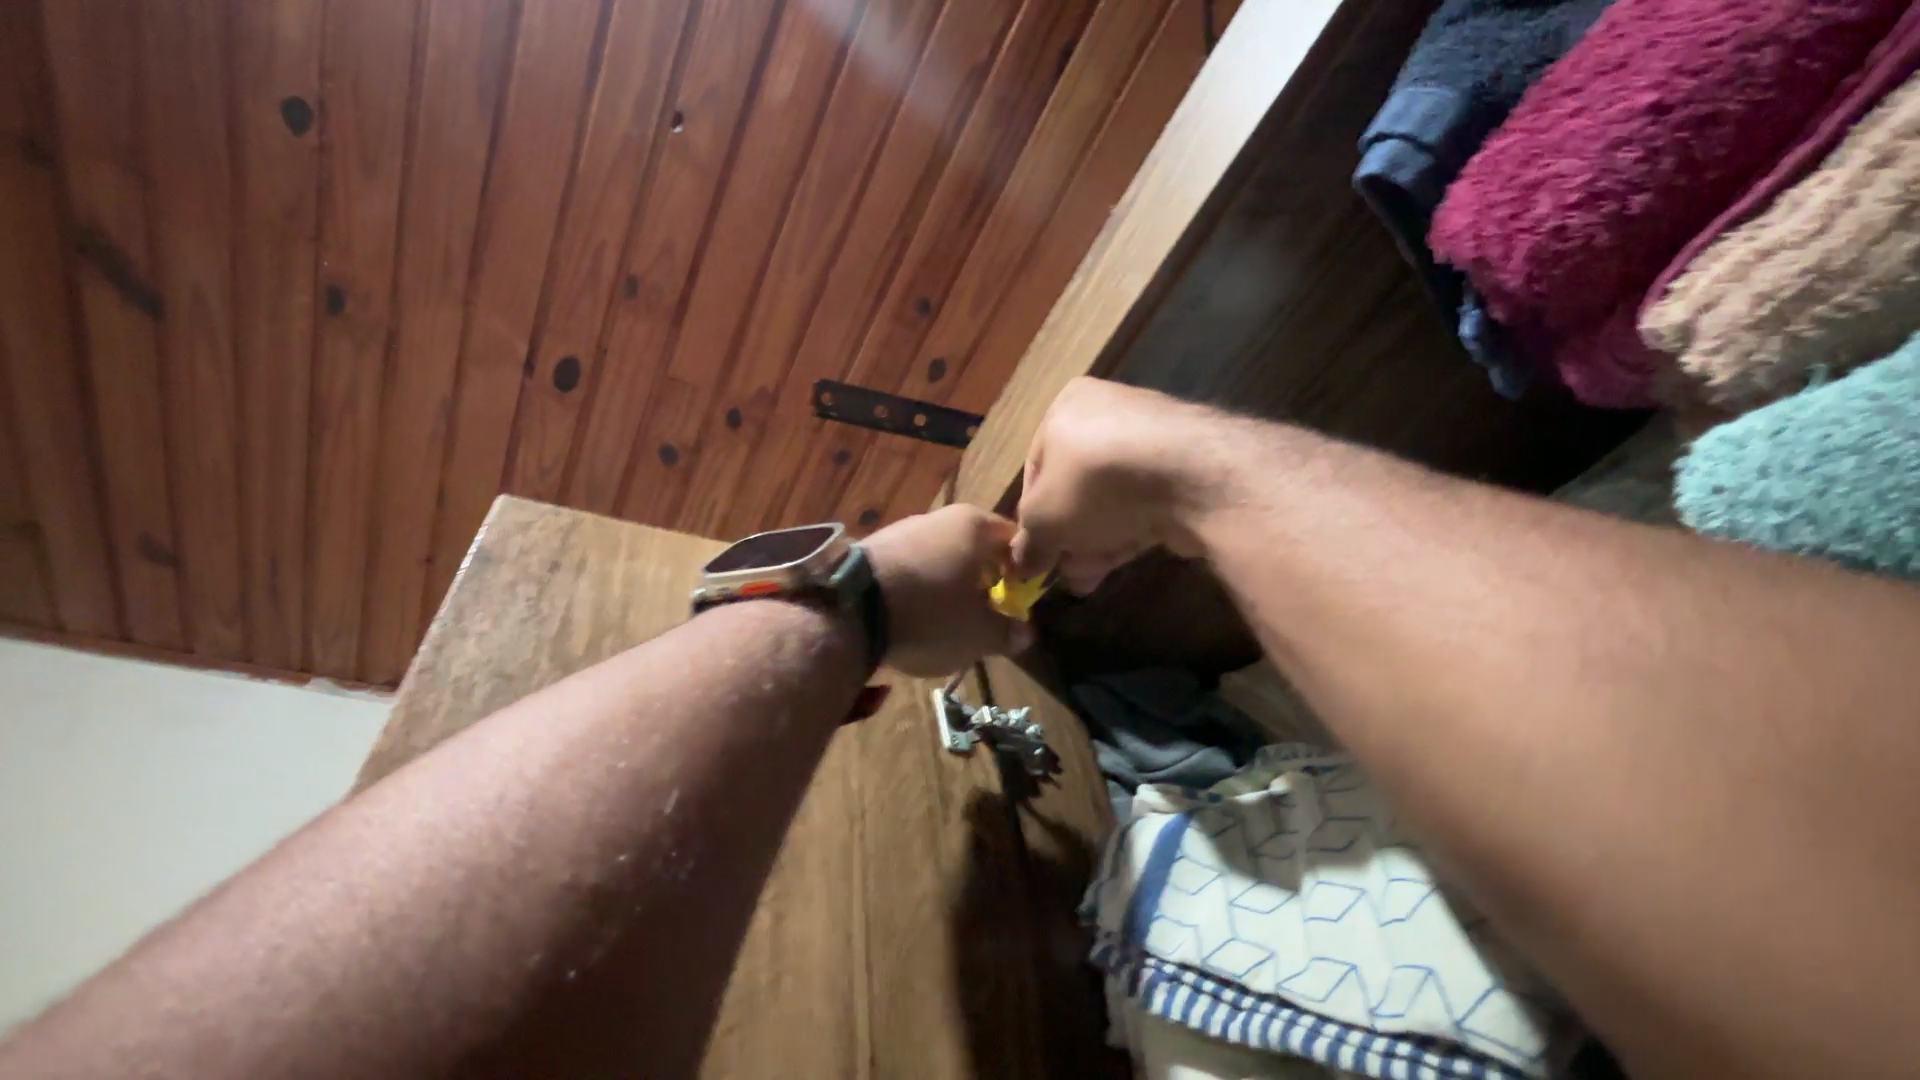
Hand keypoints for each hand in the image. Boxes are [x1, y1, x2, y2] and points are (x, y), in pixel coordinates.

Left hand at [861, 504, 1028, 676]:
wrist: (848, 611)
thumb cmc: (930, 615)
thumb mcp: (979, 634)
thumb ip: (1008, 632)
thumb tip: (1024, 632)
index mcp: (976, 525)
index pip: (1016, 542)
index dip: (1023, 574)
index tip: (1019, 604)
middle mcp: (941, 517)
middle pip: (976, 548)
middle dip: (984, 581)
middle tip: (986, 616)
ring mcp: (903, 528)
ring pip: (942, 558)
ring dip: (950, 585)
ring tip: (946, 622)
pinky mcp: (873, 548)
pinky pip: (911, 567)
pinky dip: (919, 588)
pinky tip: (912, 617)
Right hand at [1012, 378, 1221, 594]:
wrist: (1192, 477)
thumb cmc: (1096, 483)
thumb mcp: (1044, 519)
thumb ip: (1029, 544)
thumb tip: (1021, 567)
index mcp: (1067, 406)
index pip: (1037, 468)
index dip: (1033, 518)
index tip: (1037, 555)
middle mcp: (1110, 411)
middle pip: (1076, 488)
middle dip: (1069, 538)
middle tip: (1066, 575)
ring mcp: (1153, 438)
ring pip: (1111, 500)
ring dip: (1095, 543)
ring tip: (1088, 581)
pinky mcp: (1187, 468)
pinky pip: (1146, 502)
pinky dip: (1130, 530)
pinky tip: (1121, 561)